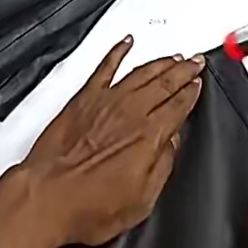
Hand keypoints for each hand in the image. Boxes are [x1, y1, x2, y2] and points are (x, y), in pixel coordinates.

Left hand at [0, 37, 202, 247]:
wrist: (48, 195)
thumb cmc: (88, 205)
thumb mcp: (140, 202)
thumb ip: (161, 167)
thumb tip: (172, 144)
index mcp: (147, 136)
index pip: (177, 107)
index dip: (191, 93)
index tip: (198, 84)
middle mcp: (130, 111)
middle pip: (164, 83)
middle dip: (183, 70)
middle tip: (195, 61)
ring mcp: (107, 98)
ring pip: (141, 71)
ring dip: (160, 62)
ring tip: (173, 56)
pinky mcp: (86, 95)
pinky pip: (106, 65)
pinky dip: (118, 51)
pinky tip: (127, 42)